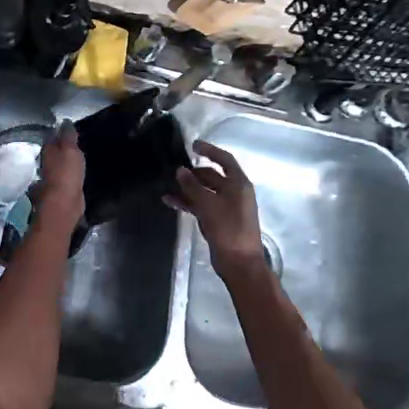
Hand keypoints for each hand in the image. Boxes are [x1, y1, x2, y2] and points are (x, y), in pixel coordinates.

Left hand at [30, 121, 84, 226]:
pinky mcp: (63, 188)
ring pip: (61, 163)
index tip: (71, 128)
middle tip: (77, 140)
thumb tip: (64, 120)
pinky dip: (72, 172)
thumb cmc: (66, 172)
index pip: (53, 137)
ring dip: (67, 159)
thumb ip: (68, 135)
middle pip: (56, 151)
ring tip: (80, 154)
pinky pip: (68, 175)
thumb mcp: (70, 149)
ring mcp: (54, 177)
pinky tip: (80, 170)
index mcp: (48, 150)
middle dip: (63, 146)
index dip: (61, 132)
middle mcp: (47, 163)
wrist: (64, 202)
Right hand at [167, 141, 266, 279]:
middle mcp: (234, 192)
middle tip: (175, 169)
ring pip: (205, 191)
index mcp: (239, 185)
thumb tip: (180, 170)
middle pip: (213, 176)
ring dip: (188, 187)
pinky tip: (170, 201)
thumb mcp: (209, 206)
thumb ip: (193, 187)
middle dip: (194, 172)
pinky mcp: (218, 220)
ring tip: (169, 184)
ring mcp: (226, 207)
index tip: (193, 145)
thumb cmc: (228, 230)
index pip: (225, 160)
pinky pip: (201, 205)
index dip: (210, 150)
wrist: (239, 263)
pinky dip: (188, 202)